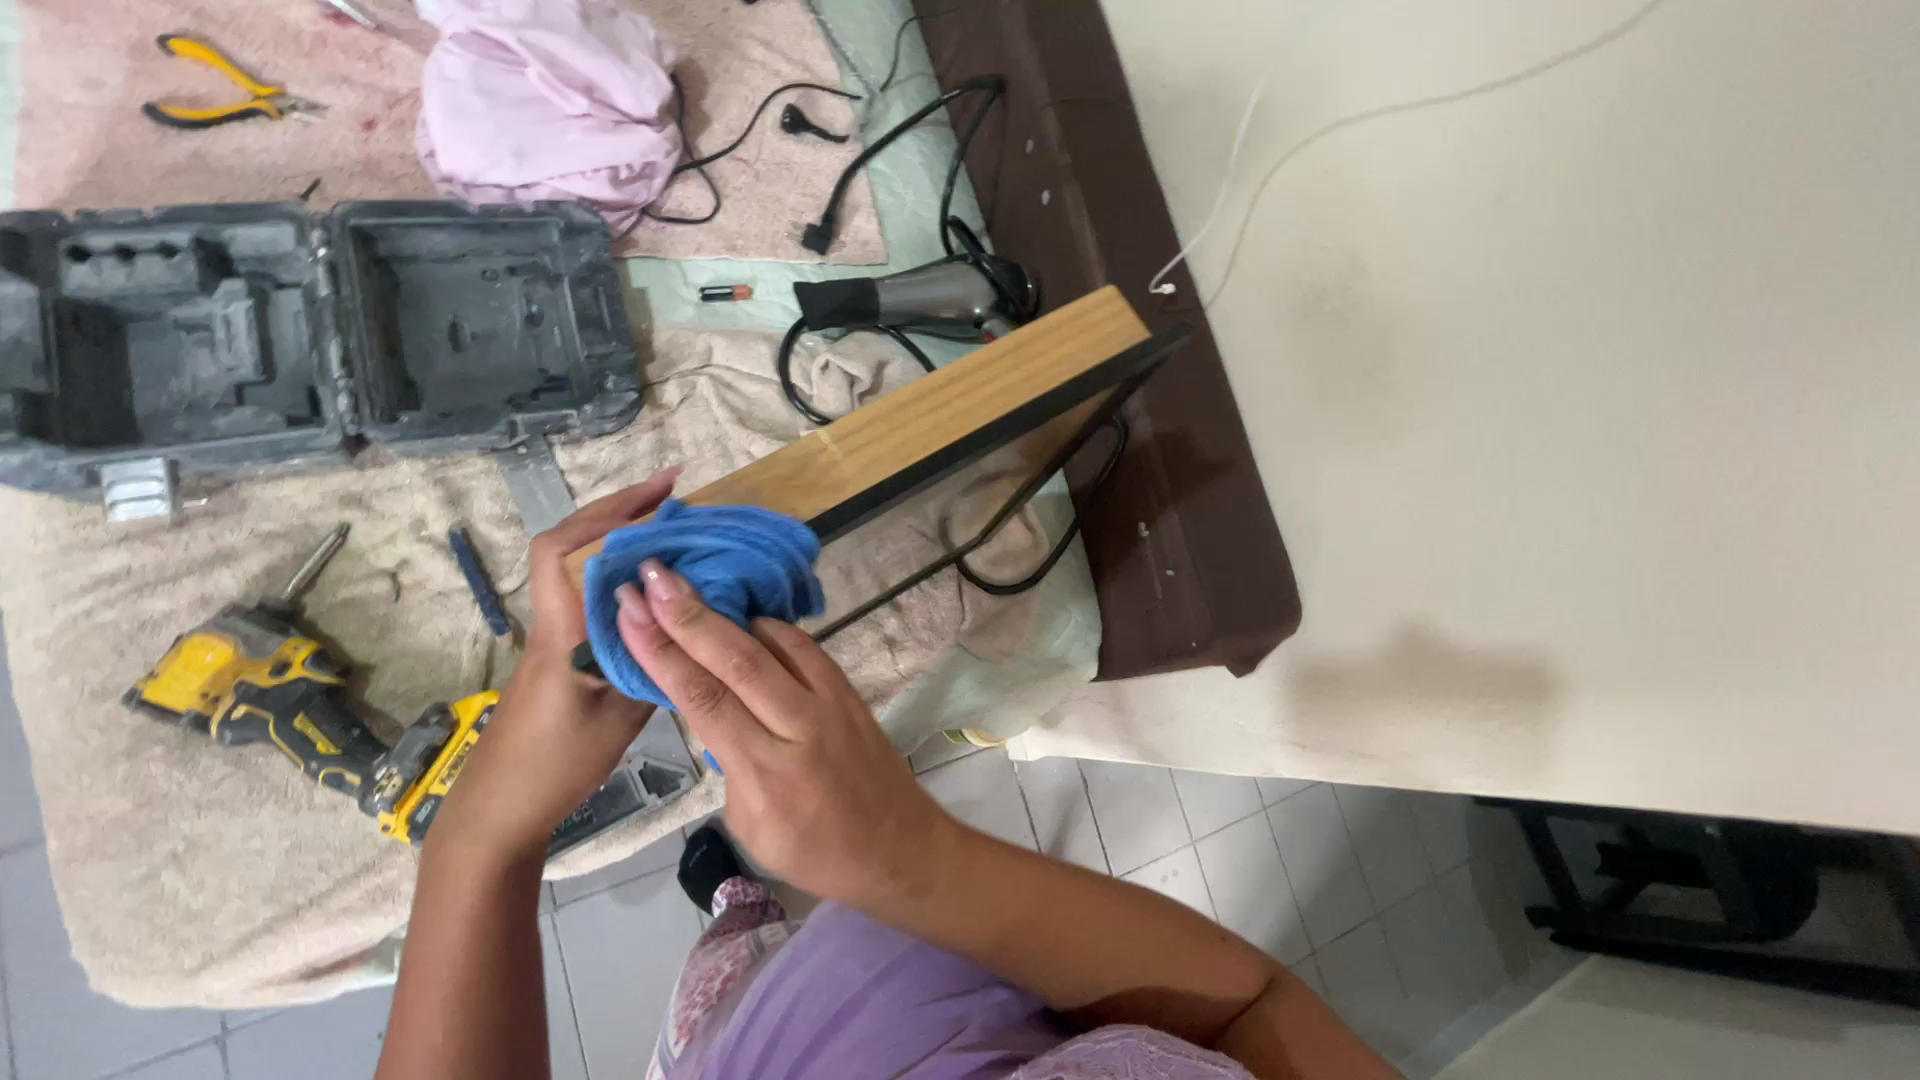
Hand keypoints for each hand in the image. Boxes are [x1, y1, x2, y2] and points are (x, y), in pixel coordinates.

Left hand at [425, 470, 680, 865]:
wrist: (497, 813)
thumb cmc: (553, 766)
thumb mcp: (618, 718)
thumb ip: (652, 666)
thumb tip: (692, 626)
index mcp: (561, 631)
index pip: (560, 551)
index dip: (604, 514)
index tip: (656, 496)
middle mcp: (553, 624)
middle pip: (570, 546)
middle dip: (620, 510)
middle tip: (674, 491)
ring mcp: (555, 639)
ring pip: (582, 570)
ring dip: (621, 539)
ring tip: (674, 526)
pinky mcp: (562, 657)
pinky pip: (592, 598)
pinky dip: (624, 576)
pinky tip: (658, 585)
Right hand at [614, 559, 958, 907]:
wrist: (899, 847)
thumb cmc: (816, 852)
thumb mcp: (752, 827)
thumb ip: (729, 766)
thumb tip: (713, 713)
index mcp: (766, 772)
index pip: (703, 699)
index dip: (662, 652)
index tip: (631, 612)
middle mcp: (800, 727)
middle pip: (736, 660)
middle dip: (687, 614)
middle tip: (649, 574)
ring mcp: (832, 703)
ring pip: (774, 644)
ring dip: (726, 612)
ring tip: (686, 582)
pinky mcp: (850, 691)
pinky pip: (806, 648)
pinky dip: (771, 627)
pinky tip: (744, 615)